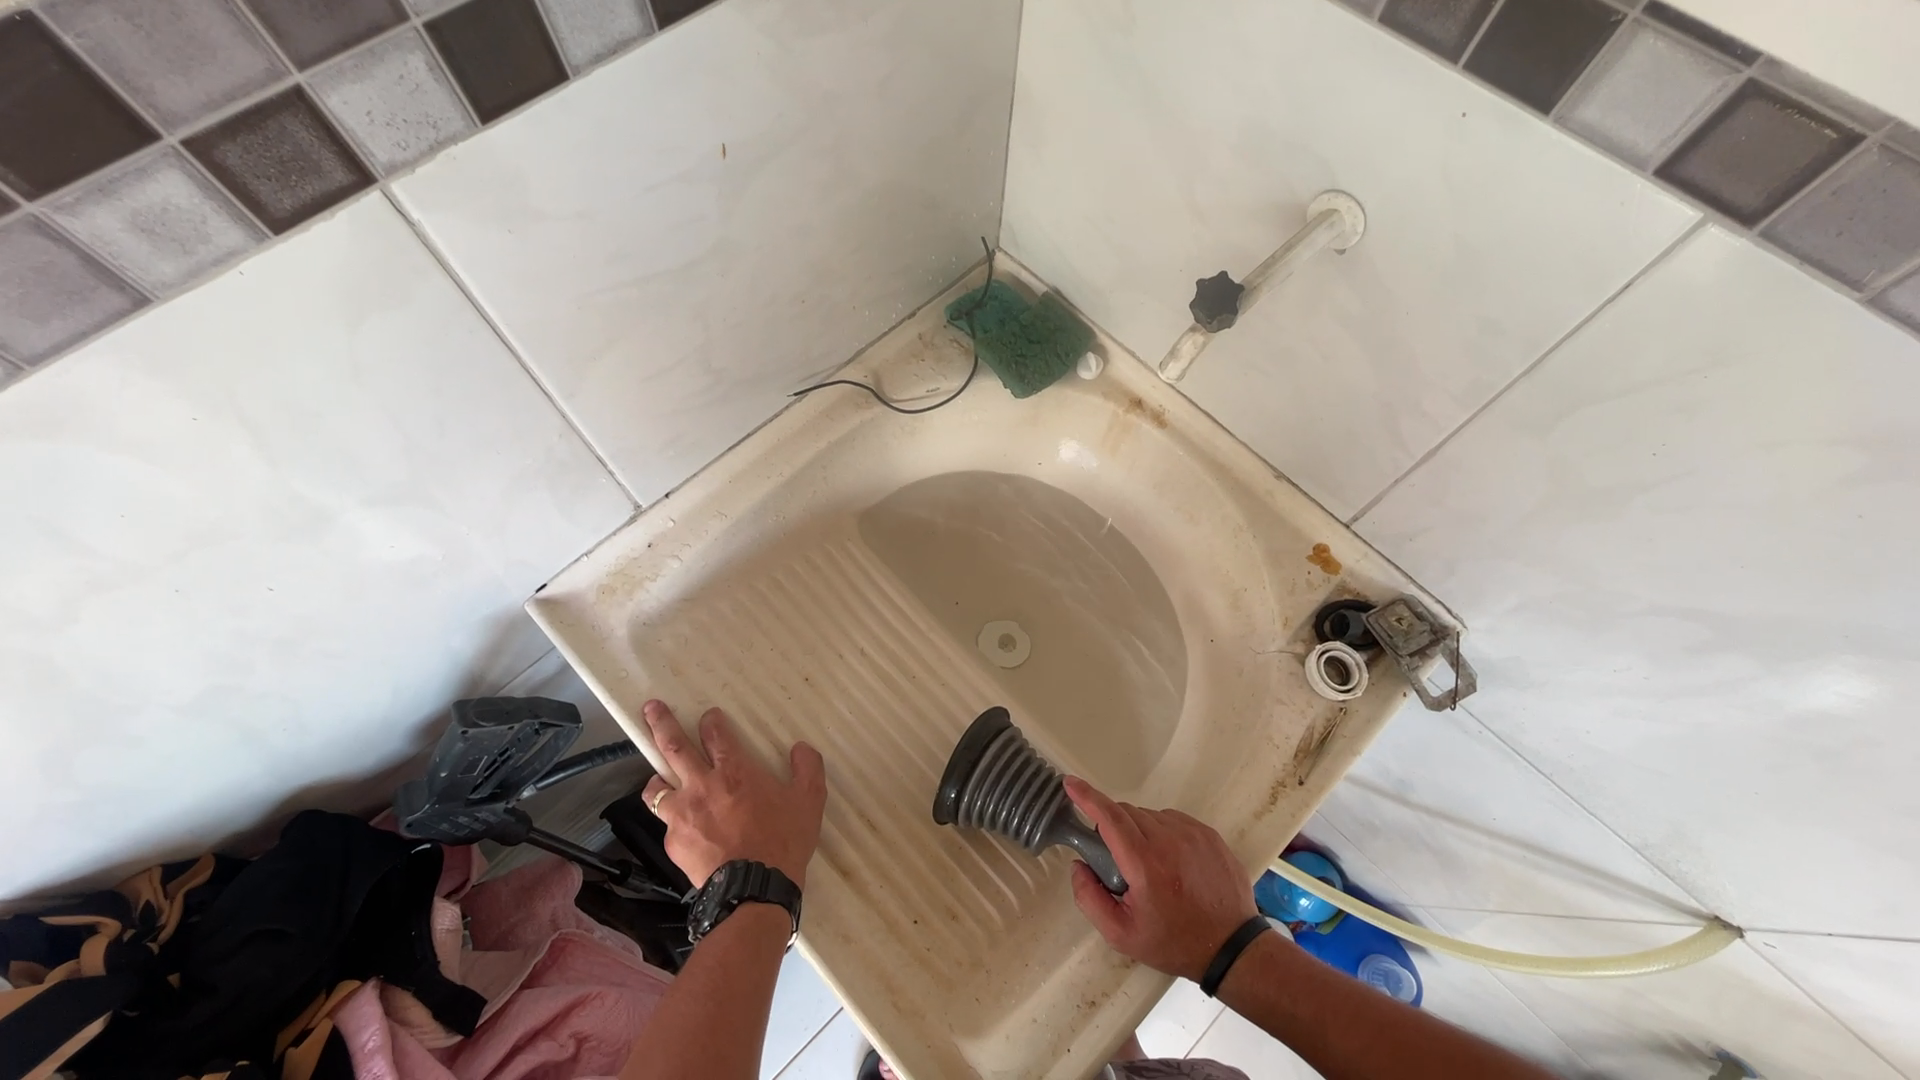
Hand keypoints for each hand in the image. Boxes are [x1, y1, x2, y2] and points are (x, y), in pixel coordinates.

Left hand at [638, 700, 826, 888]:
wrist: (752, 891)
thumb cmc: (783, 842)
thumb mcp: (810, 801)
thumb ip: (808, 769)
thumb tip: (801, 748)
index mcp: (735, 772)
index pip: (716, 734)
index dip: (711, 721)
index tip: (709, 715)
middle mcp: (702, 786)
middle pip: (674, 746)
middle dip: (661, 723)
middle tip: (651, 707)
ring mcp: (682, 815)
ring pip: (657, 787)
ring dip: (657, 778)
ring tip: (657, 778)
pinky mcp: (672, 842)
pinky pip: (666, 823)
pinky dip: (672, 819)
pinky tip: (679, 826)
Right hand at [1063, 776, 1258, 980]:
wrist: (1232, 947)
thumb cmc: (1174, 942)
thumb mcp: (1121, 935)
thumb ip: (1089, 898)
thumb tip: (1079, 866)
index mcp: (1145, 864)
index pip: (1109, 817)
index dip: (1086, 797)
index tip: (1070, 783)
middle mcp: (1169, 840)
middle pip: (1127, 813)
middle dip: (1113, 828)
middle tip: (1119, 863)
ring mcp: (1192, 834)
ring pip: (1149, 816)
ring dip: (1138, 831)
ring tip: (1149, 866)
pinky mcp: (1208, 834)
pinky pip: (1173, 820)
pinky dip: (1161, 831)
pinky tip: (1170, 861)